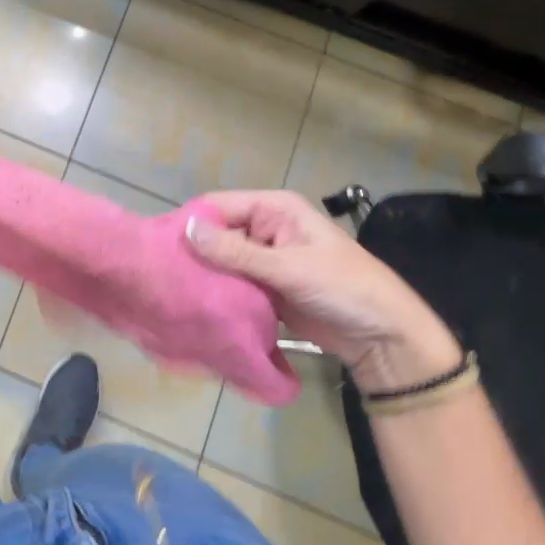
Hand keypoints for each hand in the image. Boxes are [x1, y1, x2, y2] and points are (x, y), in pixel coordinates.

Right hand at [187, 191, 462, 392]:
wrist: (385, 338)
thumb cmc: (344, 288)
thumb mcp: (289, 268)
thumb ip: (236, 251)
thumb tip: (186, 229)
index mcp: (275, 209)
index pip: (220, 206)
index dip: (192, 222)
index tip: (160, 245)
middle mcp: (267, 228)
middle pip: (218, 234)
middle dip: (196, 253)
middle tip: (163, 275)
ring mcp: (267, 260)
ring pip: (224, 262)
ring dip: (207, 276)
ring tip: (173, 292)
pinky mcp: (268, 289)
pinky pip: (235, 286)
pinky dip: (221, 294)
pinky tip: (197, 306)